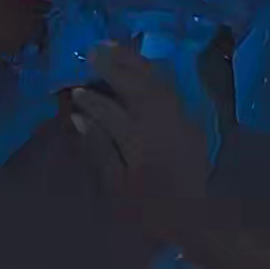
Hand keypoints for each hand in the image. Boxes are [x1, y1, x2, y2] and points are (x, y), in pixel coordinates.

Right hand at [70, 43, 210, 244]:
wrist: (196, 220)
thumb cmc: (150, 212)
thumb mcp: (115, 190)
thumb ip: (98, 149)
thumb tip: (80, 117)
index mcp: (138, 139)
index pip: (109, 110)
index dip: (90, 99)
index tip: (74, 90)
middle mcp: (160, 120)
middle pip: (135, 84)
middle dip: (113, 65)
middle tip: (93, 50)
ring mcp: (177, 116)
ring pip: (153, 79)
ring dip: (133, 61)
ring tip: (113, 47)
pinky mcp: (188, 118)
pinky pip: (167, 86)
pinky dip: (152, 72)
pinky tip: (140, 66)